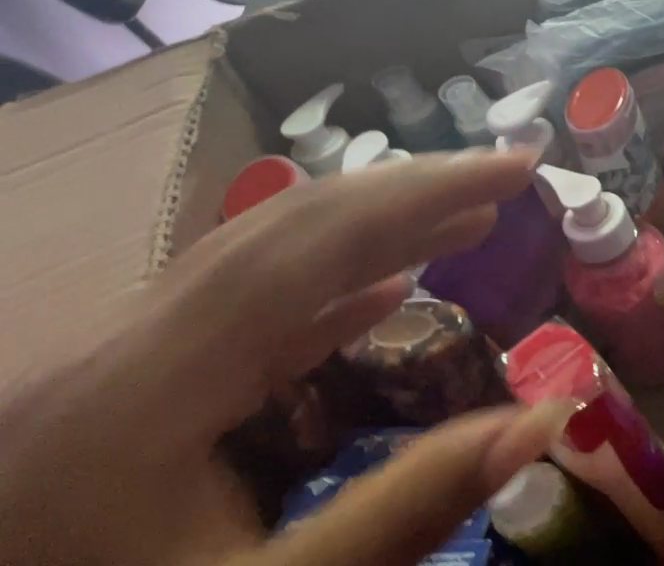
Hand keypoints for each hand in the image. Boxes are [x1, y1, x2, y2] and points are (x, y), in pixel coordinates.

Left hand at [0, 150, 575, 565]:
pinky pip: (235, 316)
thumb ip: (402, 510)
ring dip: (376, 231)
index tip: (523, 166)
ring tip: (472, 220)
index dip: (426, 191)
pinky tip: (388, 292)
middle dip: (410, 192)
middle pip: (284, 231)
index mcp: (136, 391)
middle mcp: (110, 355)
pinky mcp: (115, 402)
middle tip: (510, 176)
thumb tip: (545, 418)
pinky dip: (326, 290)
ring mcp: (104, 374)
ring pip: (260, 262)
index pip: (308, 243)